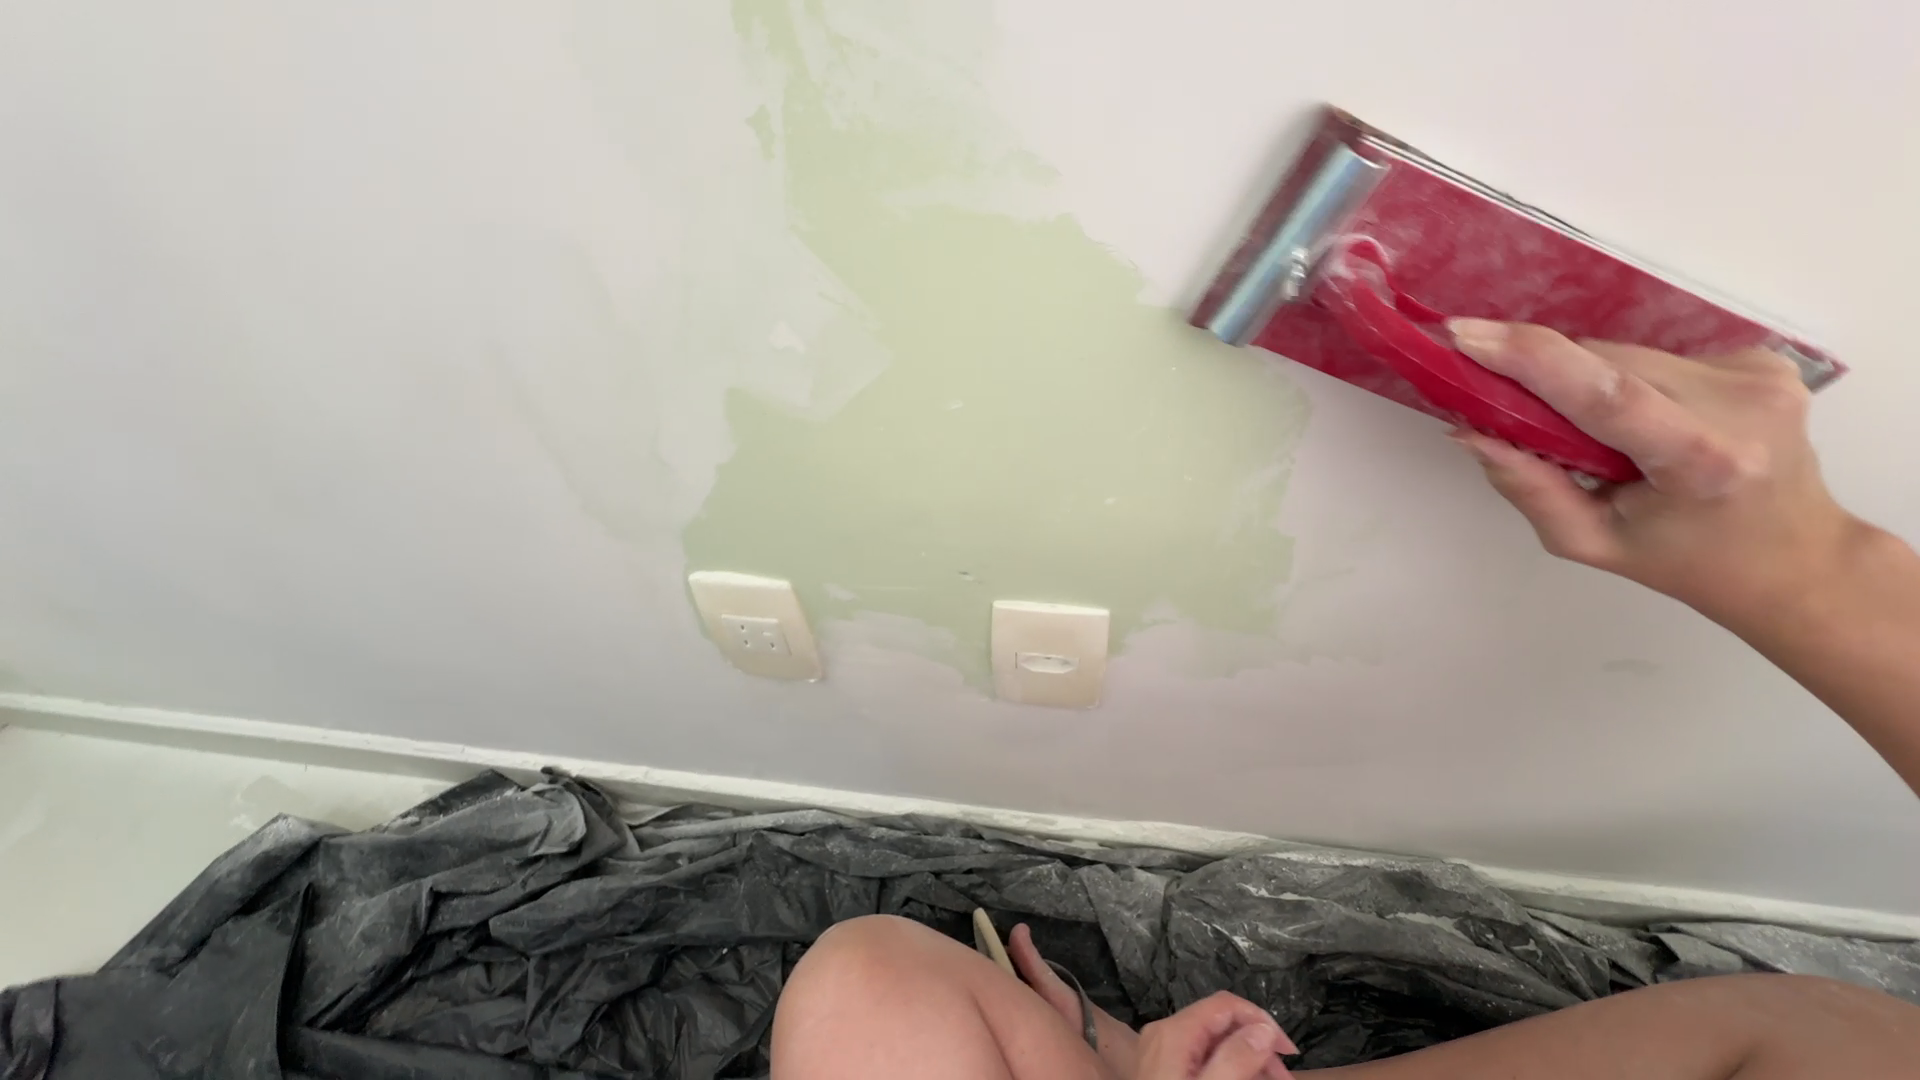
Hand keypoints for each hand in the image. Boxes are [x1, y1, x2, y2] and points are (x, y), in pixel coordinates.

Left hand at [1134, 991, 1294, 1079]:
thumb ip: (1236, 1060)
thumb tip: (1264, 1029)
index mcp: (1174, 1032)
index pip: (1224, 1005)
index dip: (1260, 1020)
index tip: (1290, 1053)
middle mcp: (1165, 1033)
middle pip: (1221, 1024)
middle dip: (1257, 1047)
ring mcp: (1162, 1052)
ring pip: (1214, 1043)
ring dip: (1246, 1061)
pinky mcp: (1165, 1070)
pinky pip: (1202, 1059)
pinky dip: (1228, 1071)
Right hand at [1444, 319, 1865, 622]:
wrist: (1793, 554)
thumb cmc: (1681, 558)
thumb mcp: (1586, 540)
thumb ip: (1526, 486)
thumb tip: (1468, 433)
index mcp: (1703, 459)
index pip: (1605, 393)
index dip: (1531, 358)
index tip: (1466, 336)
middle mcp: (1741, 404)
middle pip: (1604, 364)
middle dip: (1537, 373)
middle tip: (1490, 393)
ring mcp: (1757, 374)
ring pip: (1621, 353)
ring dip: (1574, 377)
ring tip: (1572, 424)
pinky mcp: (1759, 359)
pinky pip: (1649, 355)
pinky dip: (1613, 378)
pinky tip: (1623, 416)